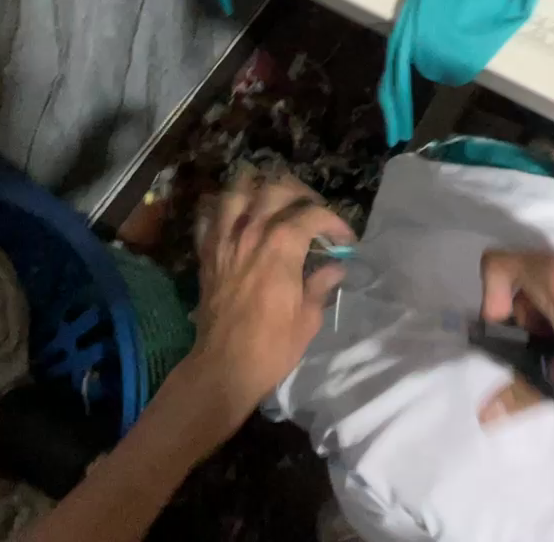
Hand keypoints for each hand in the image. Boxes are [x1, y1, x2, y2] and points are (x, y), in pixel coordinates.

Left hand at [176, 165, 355, 438]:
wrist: (224, 366)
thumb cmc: (272, 346)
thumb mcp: (308, 317)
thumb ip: (321, 284)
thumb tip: (336, 267)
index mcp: (282, 246)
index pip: (313, 214)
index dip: (335, 222)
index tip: (346, 239)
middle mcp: (252, 233)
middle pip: (276, 189)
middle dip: (300, 193)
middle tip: (312, 209)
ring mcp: (226, 240)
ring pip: (237, 191)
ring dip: (257, 187)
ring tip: (271, 197)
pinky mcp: (207, 252)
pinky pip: (209, 216)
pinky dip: (221, 208)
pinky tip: (234, 214)